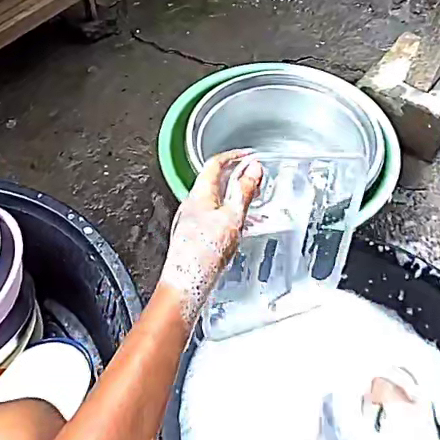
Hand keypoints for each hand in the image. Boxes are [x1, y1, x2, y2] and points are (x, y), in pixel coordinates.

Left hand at [158, 150, 262, 320]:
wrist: (186, 285)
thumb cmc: (204, 253)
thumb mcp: (233, 218)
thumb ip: (244, 191)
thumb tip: (253, 169)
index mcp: (199, 194)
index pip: (215, 163)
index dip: (233, 156)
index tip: (249, 155)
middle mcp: (192, 203)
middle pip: (214, 180)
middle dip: (236, 175)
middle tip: (254, 176)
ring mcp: (191, 219)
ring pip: (215, 198)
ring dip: (234, 195)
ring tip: (252, 200)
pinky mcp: (194, 235)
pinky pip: (214, 215)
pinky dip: (229, 212)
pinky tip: (239, 225)